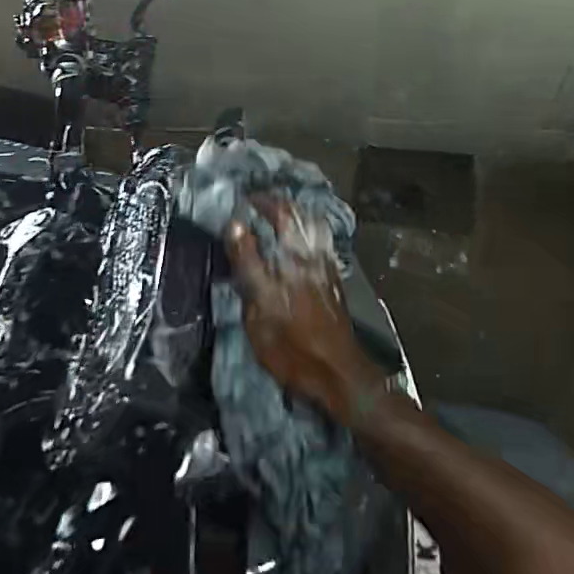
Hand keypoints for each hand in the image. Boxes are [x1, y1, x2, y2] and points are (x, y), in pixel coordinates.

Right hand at [224, 213, 386, 423]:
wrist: (338, 371)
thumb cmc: (292, 348)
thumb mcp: (257, 313)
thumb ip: (247, 265)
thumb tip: (235, 227)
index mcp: (289, 260)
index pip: (273, 217)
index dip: (256, 205)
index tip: (241, 202)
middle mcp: (309, 254)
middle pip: (295, 215)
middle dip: (275, 203)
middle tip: (257, 202)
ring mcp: (325, 264)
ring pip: (311, 223)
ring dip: (293, 211)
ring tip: (276, 212)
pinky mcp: (334, 277)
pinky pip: (320, 239)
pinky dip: (307, 227)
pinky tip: (299, 234)